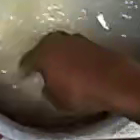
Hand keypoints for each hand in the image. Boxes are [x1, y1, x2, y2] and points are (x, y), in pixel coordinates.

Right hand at [21, 32, 139, 117]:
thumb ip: (47, 90)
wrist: (116, 81)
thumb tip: (47, 84)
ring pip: (60, 47)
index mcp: (43, 52)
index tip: (23, 76)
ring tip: (59, 69)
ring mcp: (75, 38)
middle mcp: (56, 40)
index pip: (28, 60)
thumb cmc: (81, 92)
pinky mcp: (90, 42)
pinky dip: (72, 57)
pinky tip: (74, 67)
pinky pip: (74, 50)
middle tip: (40, 70)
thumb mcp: (57, 101)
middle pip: (43, 48)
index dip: (25, 69)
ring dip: (58, 56)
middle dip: (41, 58)